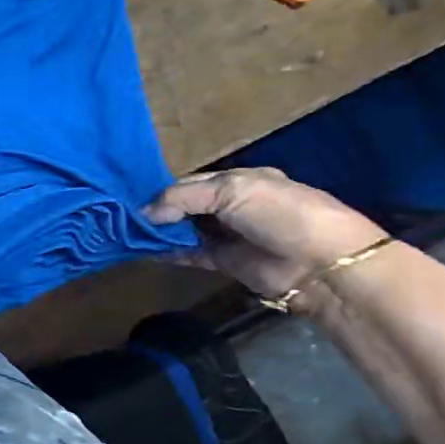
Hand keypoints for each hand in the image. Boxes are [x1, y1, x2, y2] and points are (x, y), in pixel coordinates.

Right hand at [144, 167, 388, 303]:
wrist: (322, 264)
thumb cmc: (280, 213)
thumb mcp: (231, 190)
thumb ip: (183, 198)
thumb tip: (145, 212)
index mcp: (239, 179)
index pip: (191, 181)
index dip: (162, 188)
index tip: (131, 196)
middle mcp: (233, 205)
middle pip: (186, 205)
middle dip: (158, 209)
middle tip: (122, 215)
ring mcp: (230, 234)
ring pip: (186, 230)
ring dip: (161, 231)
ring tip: (127, 232)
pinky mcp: (227, 262)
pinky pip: (192, 254)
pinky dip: (170, 253)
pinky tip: (146, 251)